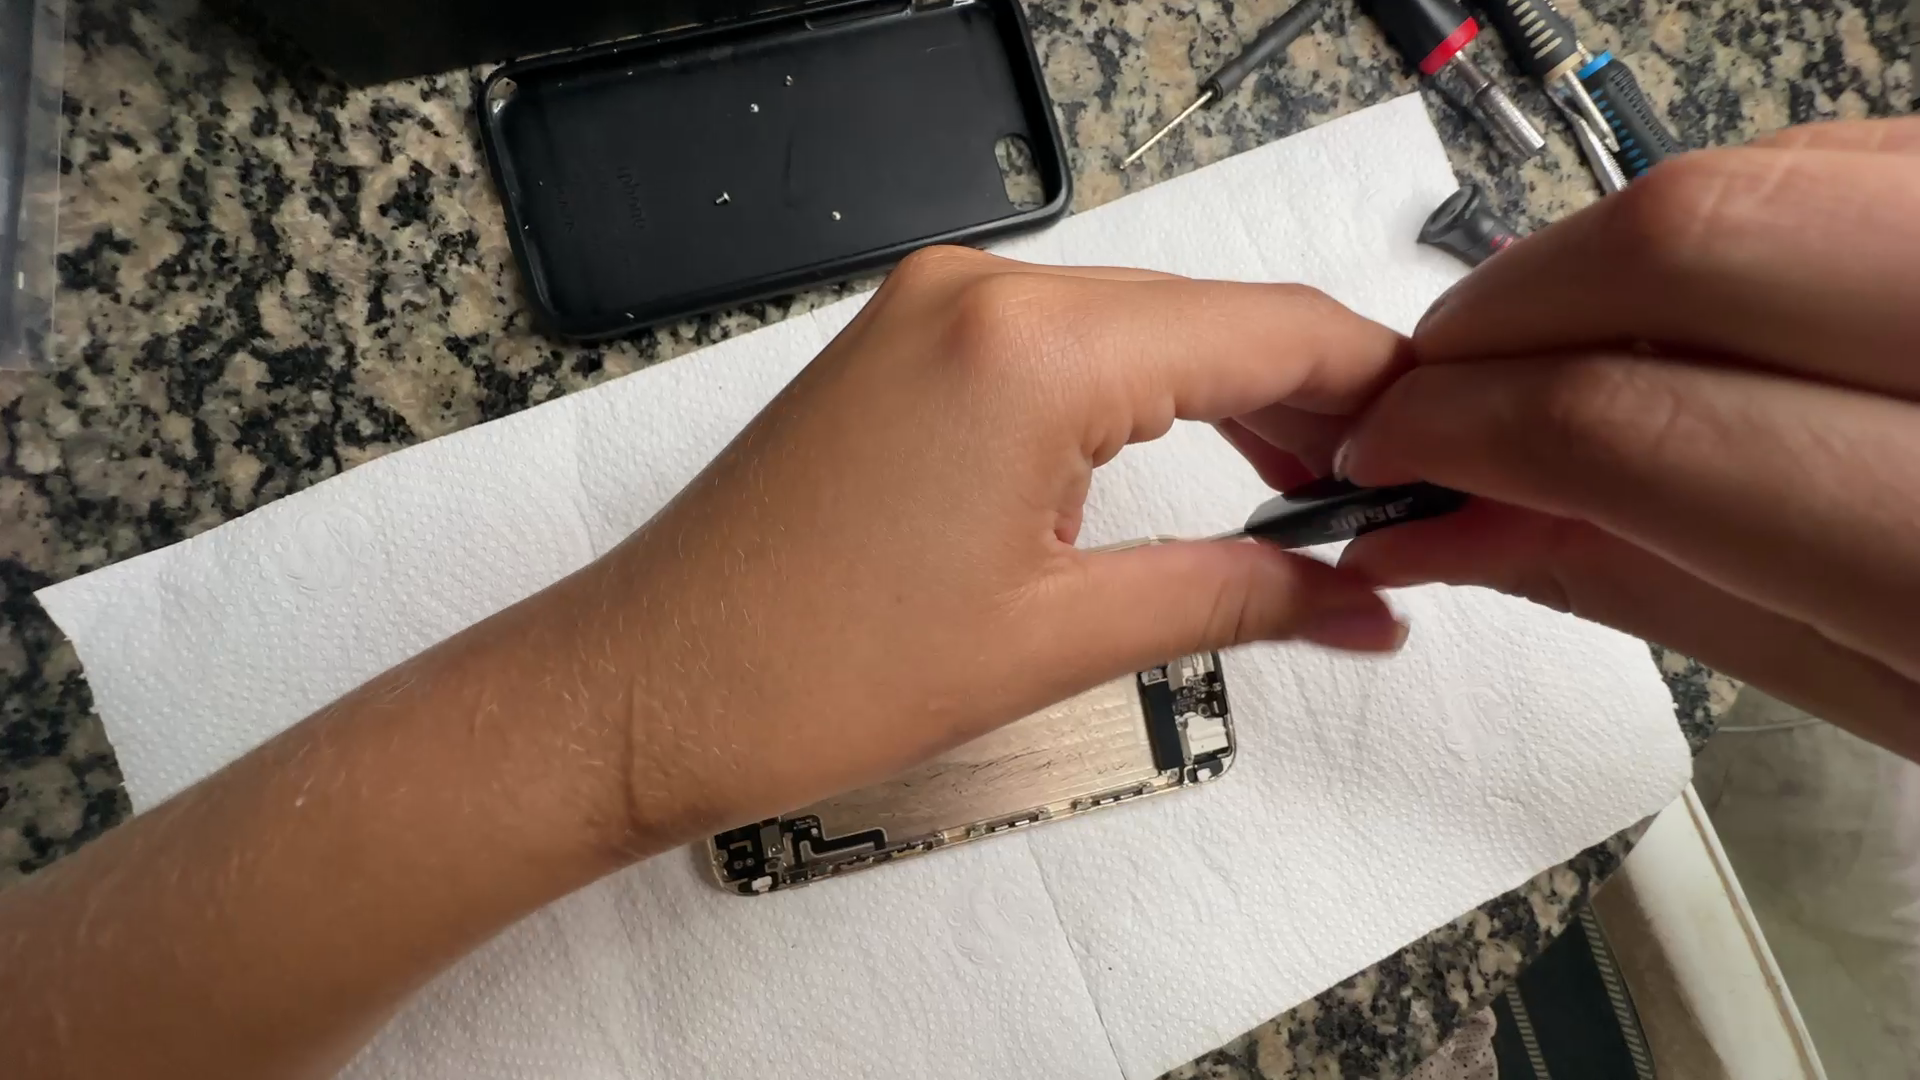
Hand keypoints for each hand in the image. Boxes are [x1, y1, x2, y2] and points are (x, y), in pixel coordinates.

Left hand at [590, 247, 1411, 851]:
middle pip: (1203, 321)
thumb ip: (1231, 597)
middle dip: (1302, 402)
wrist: (651, 685)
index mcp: (1031, 344)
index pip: (1267, 332)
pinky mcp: (900, 345)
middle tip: (1367, 498)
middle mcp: (979, 290)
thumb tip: (1355, 602)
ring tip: (1284, 493)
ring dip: (1215, 398)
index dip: (1374, 391)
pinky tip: (1159, 457)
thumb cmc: (822, 671)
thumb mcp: (1059, 637)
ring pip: (1131, 331)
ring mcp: (929, 307)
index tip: (1428, 457)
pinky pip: (1054, 348)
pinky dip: (1126, 397)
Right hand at [1317, 118, 1919, 755]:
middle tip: (1431, 388)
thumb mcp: (1825, 671)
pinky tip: (1662, 319)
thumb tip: (1407, 534)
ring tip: (1534, 359)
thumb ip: (1596, 576)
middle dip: (1491, 316)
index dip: (1449, 427)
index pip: (1616, 429)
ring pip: (1749, 175)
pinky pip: (1826, 156)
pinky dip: (1690, 235)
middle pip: (1679, 243)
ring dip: (1575, 269)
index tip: (1378, 451)